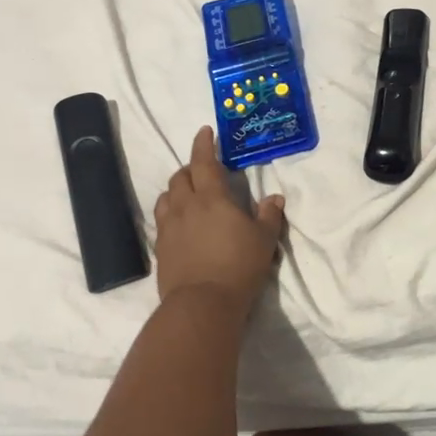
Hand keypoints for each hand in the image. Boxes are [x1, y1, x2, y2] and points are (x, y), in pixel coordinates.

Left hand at [152, 127, 285, 314]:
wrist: (202, 304)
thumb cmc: (239, 266)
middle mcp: (185, 206)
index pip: (204, 162)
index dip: (203, 144)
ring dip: (177, 189)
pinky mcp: (160, 248)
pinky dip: (171, 213)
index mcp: (211, 198)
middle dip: (190, 168)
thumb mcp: (264, 240)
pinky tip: (181, 223)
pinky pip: (162, 220)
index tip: (205, 132)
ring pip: (166, 197)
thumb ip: (269, 216)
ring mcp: (169, 228)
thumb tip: (275, 199)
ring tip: (189, 195)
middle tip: (204, 170)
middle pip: (180, 177)